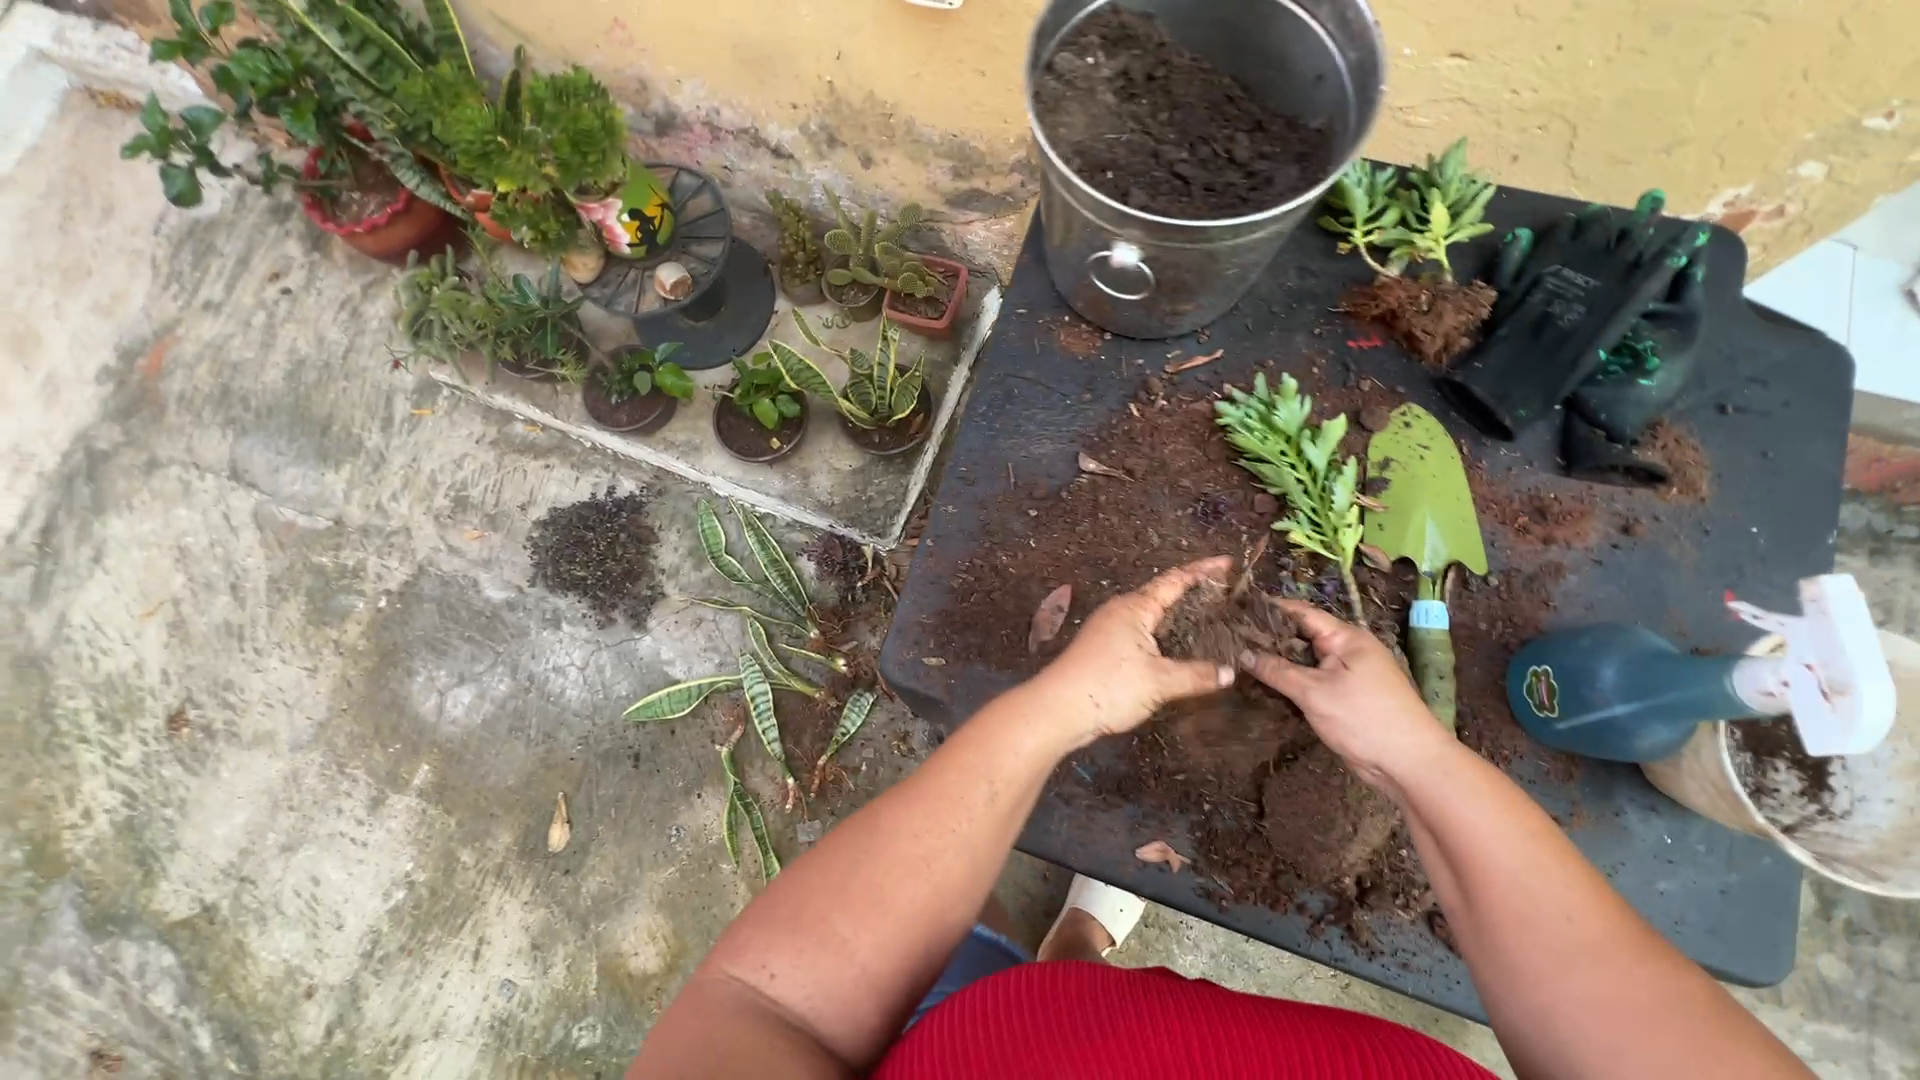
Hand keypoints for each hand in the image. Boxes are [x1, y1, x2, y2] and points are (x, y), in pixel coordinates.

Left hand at [1029, 557, 1237, 746]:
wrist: (1058, 709)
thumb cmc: (1108, 687)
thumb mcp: (1159, 682)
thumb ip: (1196, 675)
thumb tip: (1230, 672)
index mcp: (1135, 608)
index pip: (1175, 580)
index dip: (1203, 570)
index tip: (1228, 563)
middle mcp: (1121, 610)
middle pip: (1162, 593)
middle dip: (1193, 590)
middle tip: (1225, 591)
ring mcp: (1109, 627)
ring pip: (1151, 613)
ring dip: (1177, 612)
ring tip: (1207, 614)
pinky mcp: (1104, 646)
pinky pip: (1142, 629)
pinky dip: (1164, 631)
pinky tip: (1176, 644)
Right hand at [1237, 599, 1455, 790]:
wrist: (1409, 763)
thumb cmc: (1364, 719)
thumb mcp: (1315, 692)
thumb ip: (1277, 671)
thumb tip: (1243, 654)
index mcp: (1346, 638)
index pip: (1302, 614)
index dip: (1270, 610)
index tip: (1238, 611)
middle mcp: (1348, 651)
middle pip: (1302, 637)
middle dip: (1269, 638)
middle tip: (1231, 640)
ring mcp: (1348, 675)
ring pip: (1305, 662)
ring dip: (1278, 664)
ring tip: (1239, 661)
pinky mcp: (1345, 698)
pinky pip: (1312, 682)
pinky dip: (1290, 683)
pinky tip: (1264, 687)